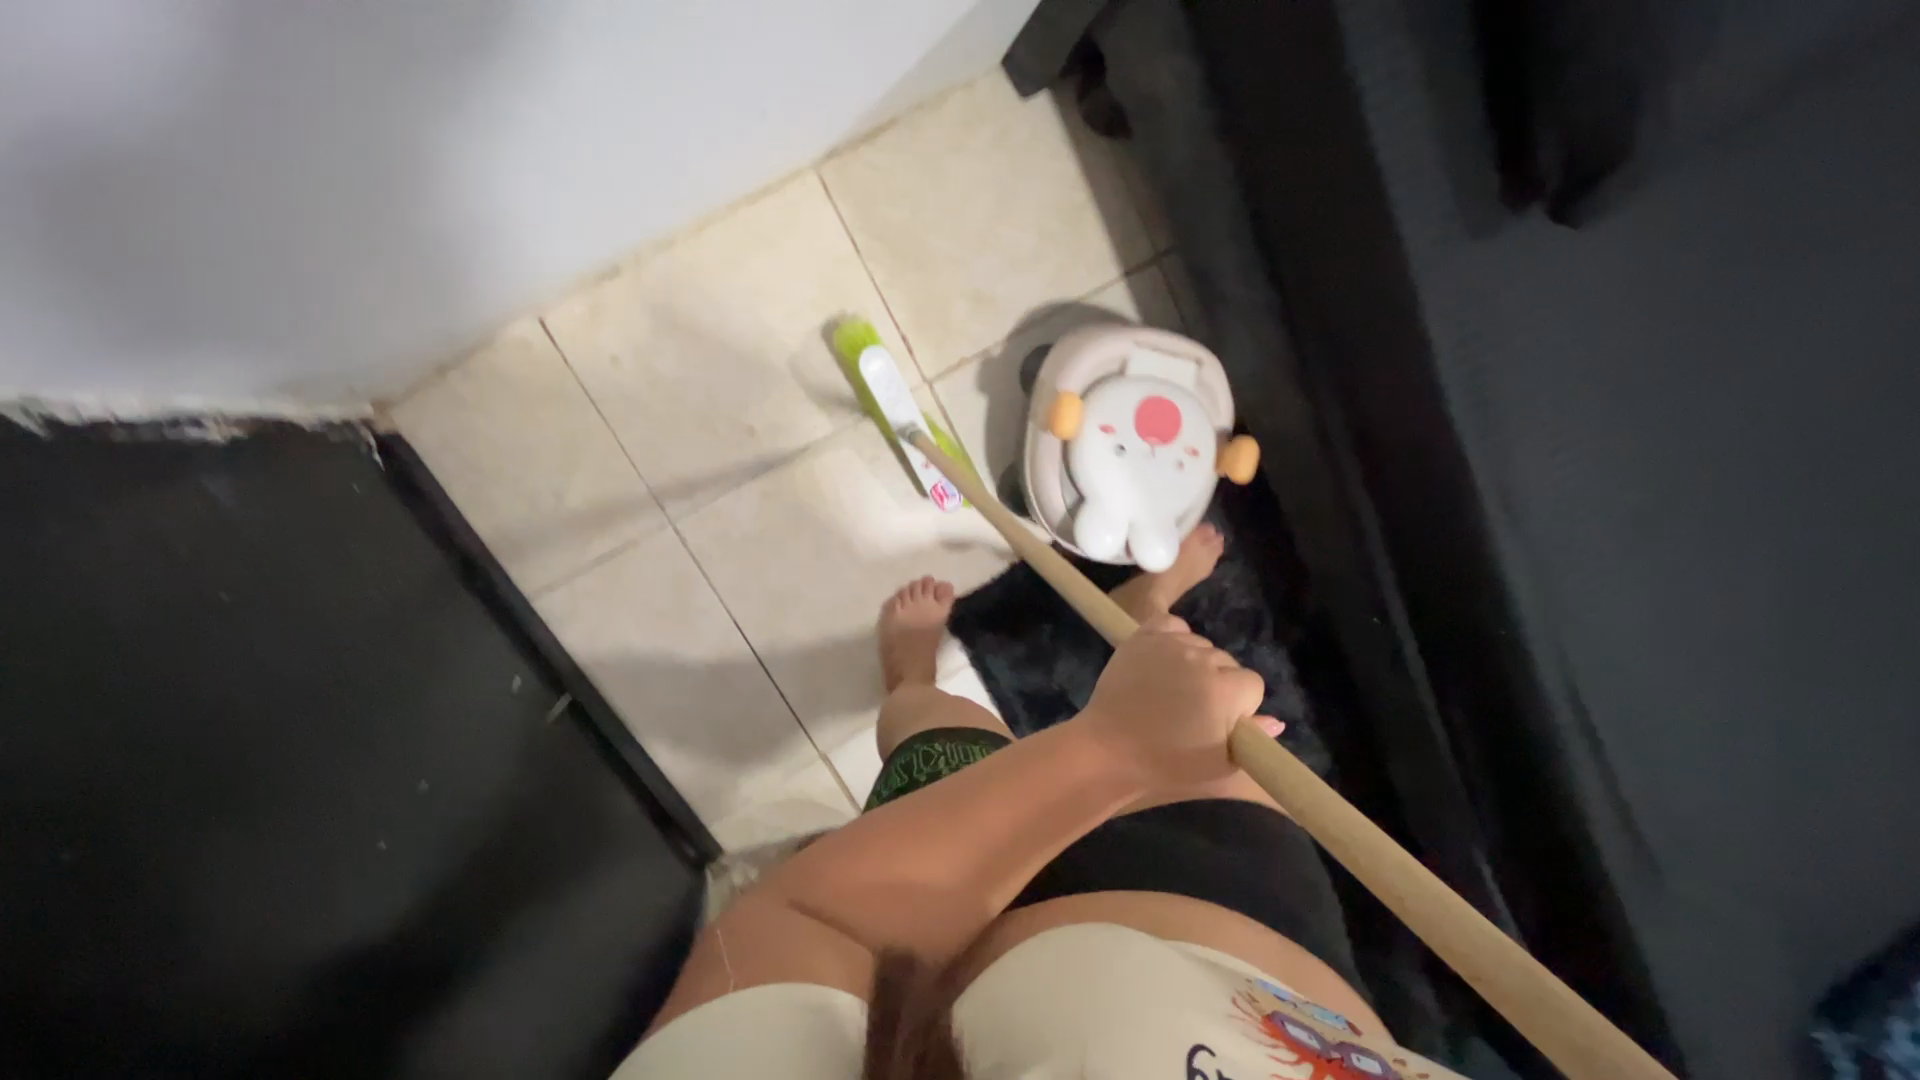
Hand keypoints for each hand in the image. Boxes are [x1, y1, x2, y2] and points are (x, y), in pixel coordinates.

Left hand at [1074, 615, 1275, 789]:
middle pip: (1226, 662)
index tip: (1217, 721)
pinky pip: (1171, 624)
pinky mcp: (1142, 636)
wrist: (1109, 748)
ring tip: (1172, 688)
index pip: (1252, 684)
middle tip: (1191, 709)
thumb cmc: (1167, 762)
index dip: (1239, 705)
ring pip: (1200, 644)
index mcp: (1225, 689)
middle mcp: (1201, 658)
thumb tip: (1276, 721)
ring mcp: (1170, 644)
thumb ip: (1251, 739)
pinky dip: (1172, 636)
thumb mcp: (1219, 761)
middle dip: (1217, 683)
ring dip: (1194, 662)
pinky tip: (1165, 658)